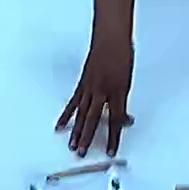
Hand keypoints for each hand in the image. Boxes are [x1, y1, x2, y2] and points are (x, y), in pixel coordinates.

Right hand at [56, 33, 133, 156]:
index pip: (115, 120)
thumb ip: (123, 103)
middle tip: (82, 153)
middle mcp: (101, 91)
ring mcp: (89, 89)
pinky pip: (73, 104)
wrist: (111, 36)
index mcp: (117, 91)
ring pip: (81, 114)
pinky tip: (60, 126)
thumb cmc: (121, 55)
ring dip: (76, 132)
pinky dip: (66, 116)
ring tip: (72, 146)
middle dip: (88, 138)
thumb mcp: (128, 81)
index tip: (110, 151)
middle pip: (93, 119)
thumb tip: (125, 120)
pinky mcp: (81, 86)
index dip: (112, 137)